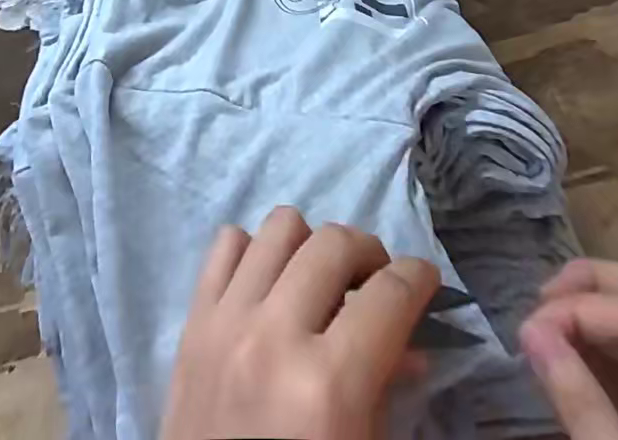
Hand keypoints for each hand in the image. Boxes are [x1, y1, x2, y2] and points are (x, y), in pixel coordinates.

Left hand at [161, 206, 438, 439]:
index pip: (389, 295)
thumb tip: (410, 343)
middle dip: (369, 252)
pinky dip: (254, 250)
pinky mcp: (192, 319)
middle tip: (376, 281)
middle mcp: (275, 335)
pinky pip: (225, 244)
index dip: (418, 277)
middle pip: (334, 244)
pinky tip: (269, 281)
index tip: (425, 277)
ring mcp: (226, 320)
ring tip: (321, 276)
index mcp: (329, 385)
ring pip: (279, 227)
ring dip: (311, 243)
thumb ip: (388, 390)